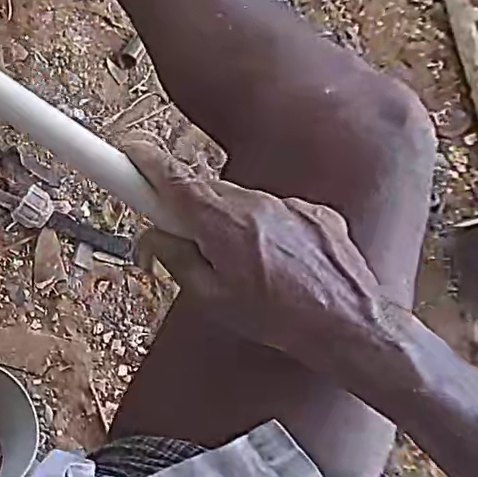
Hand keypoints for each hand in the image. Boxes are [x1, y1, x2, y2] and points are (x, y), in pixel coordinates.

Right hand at [126, 138, 411, 372]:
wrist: (351, 327)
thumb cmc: (279, 320)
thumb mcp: (212, 300)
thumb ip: (176, 261)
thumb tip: (156, 238)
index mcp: (222, 224)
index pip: (173, 179)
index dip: (145, 161)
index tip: (127, 149)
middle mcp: (254, 203)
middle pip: (204, 189)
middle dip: (188, 206)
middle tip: (184, 236)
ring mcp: (288, 204)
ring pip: (240, 199)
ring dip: (228, 220)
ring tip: (242, 262)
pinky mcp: (315, 210)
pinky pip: (275, 209)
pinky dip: (264, 226)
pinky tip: (276, 260)